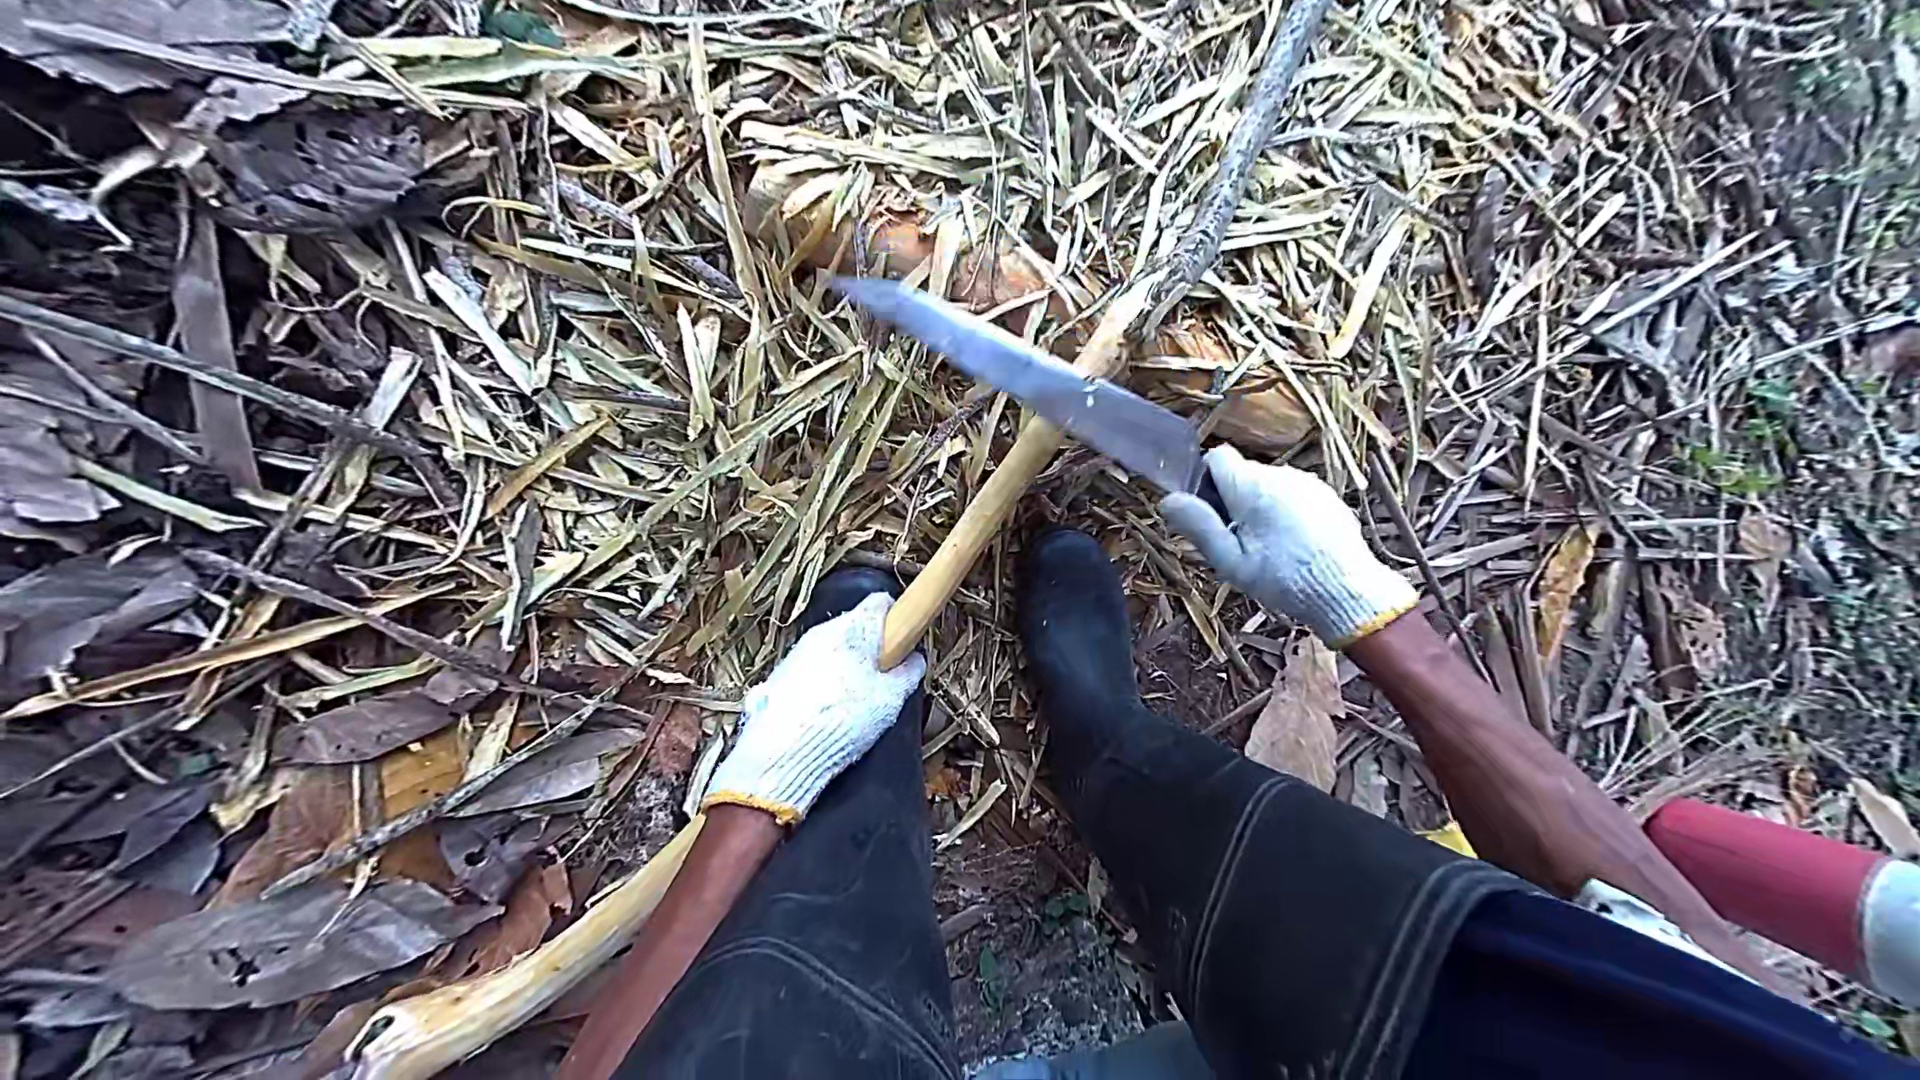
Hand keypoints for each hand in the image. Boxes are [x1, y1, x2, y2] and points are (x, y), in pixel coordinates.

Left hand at [701, 594, 925, 824]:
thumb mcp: (891, 699)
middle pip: (856, 625)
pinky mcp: (780, 673)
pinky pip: (810, 668)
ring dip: (845, 665)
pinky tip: (826, 712)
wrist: (783, 754)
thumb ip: (908, 673)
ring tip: (854, 702)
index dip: (896, 618)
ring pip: (832, 647)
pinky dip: (821, 682)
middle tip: (882, 679)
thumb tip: (914, 660)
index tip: (902, 639)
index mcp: (855, 627)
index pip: (881, 601)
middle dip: (871, 648)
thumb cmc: (843, 721)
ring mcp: (798, 651)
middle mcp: (823, 630)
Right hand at [1160, 444, 1416, 646]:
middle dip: (1231, 499)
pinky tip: (1291, 544)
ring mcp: (1307, 483)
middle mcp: (1280, 474)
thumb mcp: (1230, 561)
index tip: (1210, 512)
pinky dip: (1282, 511)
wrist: (1348, 592)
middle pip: (1240, 473)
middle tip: (1236, 541)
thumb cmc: (1284, 580)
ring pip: (1265, 484)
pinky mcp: (1325, 495)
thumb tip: (1167, 499)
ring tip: (1266, 547)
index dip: (1205, 480)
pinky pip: (1290, 493)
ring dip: (1257, 506)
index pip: (1216, 456)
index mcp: (1252, 486)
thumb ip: (1199, 526)